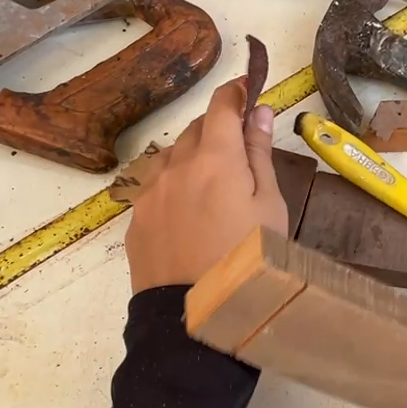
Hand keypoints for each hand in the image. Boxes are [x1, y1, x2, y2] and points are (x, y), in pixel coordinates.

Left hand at [126, 77, 284, 291]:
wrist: (194, 317)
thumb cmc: (247, 262)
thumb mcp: (270, 208)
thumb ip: (261, 155)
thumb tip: (259, 111)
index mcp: (216, 158)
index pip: (222, 105)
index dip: (236, 92)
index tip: (248, 89)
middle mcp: (177, 165)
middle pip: (198, 129)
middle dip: (219, 132)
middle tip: (241, 157)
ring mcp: (150, 192)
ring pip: (173, 157)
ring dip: (194, 159)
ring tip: (214, 195)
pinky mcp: (136, 218)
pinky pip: (156, 187)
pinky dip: (175, 187)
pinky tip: (190, 218)